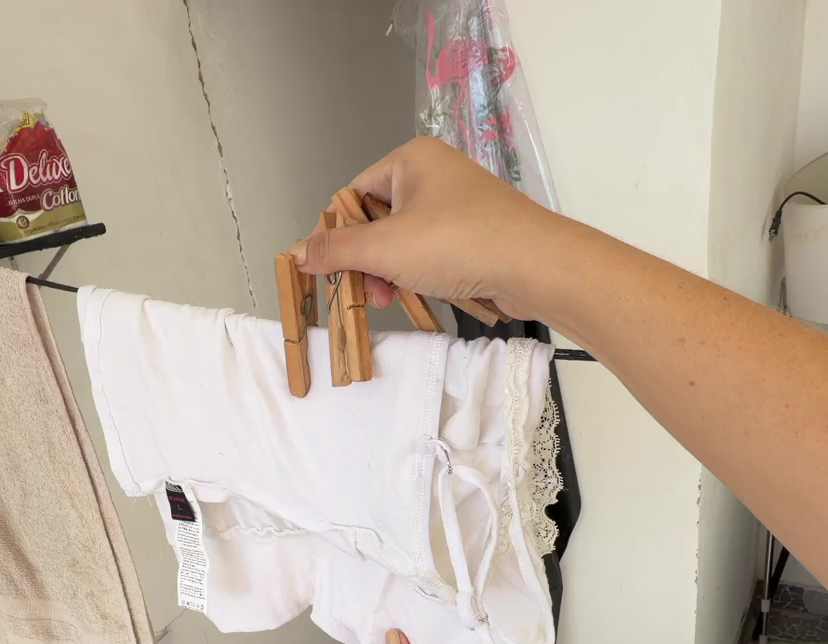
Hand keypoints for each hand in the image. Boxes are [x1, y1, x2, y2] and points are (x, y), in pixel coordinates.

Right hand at [290, 137, 568, 322]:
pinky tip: (415, 295)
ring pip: (400, 242)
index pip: (352, 195)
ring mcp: (454, 204)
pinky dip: (415, 275)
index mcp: (409, 160)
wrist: (532, 265)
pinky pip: (427, 253)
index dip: (337, 236)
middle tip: (366, 292)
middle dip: (365, 261)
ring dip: (387, 274)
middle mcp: (431, 174)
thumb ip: (335, 251)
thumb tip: (296, 252)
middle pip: (375, 221)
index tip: (332, 272)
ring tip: (389, 299)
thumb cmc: (454, 244)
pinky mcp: (471, 234)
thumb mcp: (384, 248)